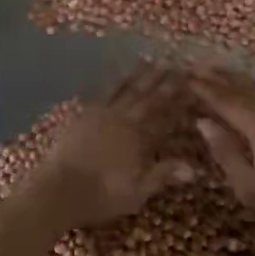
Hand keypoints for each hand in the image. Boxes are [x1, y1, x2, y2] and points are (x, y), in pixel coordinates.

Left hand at [21, 67, 196, 229]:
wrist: (58, 189)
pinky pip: (102, 93)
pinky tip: (117, 77)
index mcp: (137, 136)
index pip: (162, 112)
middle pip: (144, 95)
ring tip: (149, 60)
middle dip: (160, 79)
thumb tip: (195, 169)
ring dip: (137, 75)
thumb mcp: (137, 191)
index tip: (188, 82)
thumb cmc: (101, 195)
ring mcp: (100, 114)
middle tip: (173, 62)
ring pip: (123, 88)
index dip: (176, 98)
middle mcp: (121, 119)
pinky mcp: (82, 115)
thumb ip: (163, 175)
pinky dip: (113, 83)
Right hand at [191, 68, 254, 239]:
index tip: (186, 78)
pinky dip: (254, 88)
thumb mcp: (245, 184)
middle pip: (244, 88)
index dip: (206, 89)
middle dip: (219, 77)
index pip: (228, 101)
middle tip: (197, 67)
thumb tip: (202, 121)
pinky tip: (246, 87)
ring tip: (216, 70)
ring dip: (236, 78)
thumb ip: (224, 150)